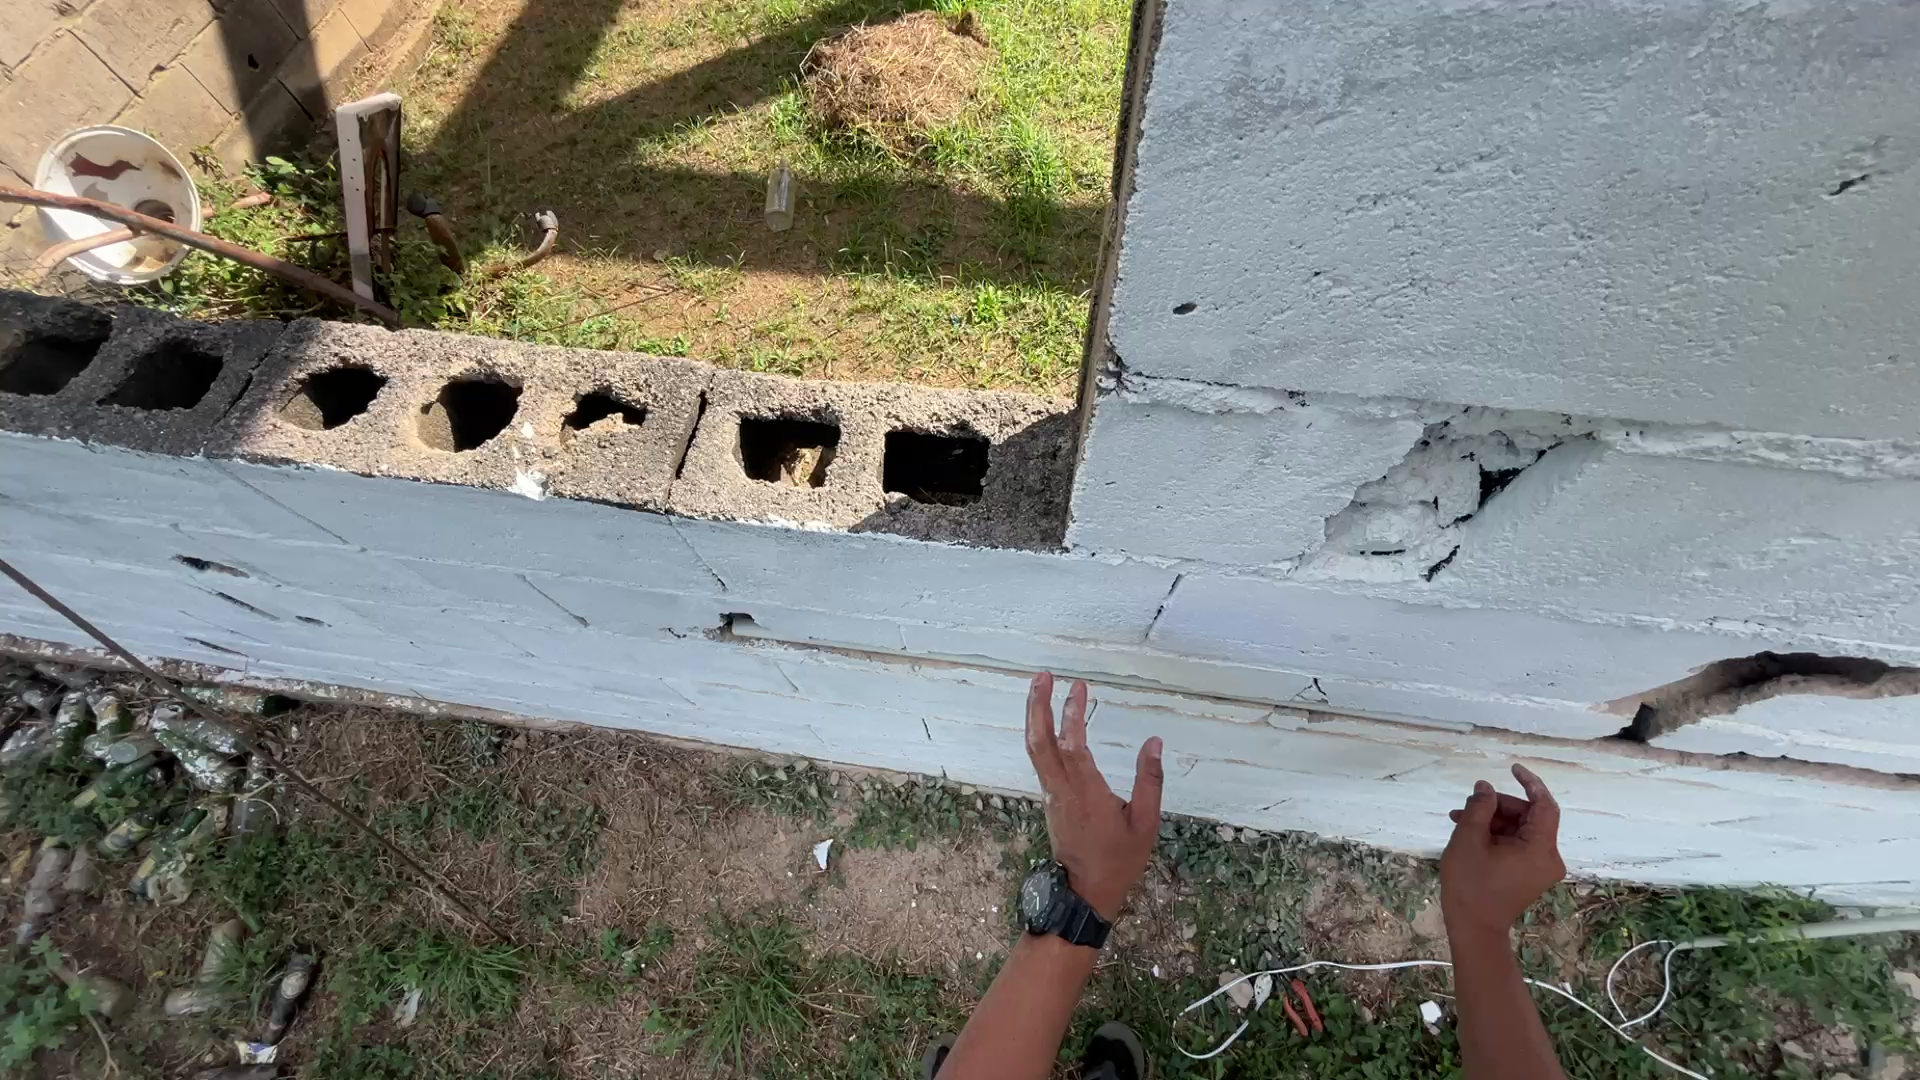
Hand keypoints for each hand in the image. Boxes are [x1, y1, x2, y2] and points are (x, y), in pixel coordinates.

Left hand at [1024, 672, 1163, 920]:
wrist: (1084, 894)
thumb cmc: (1119, 860)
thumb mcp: (1145, 824)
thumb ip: (1150, 781)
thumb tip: (1155, 741)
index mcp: (1086, 793)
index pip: (1072, 746)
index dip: (1072, 713)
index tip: (1079, 686)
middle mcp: (1061, 789)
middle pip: (1039, 740)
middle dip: (1038, 705)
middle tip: (1043, 675)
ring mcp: (1050, 792)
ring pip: (1033, 747)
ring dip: (1034, 714)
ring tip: (1040, 686)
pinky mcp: (1048, 796)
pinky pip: (1038, 758)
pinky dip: (1038, 731)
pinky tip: (1044, 718)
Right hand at [1441, 763, 1565, 941]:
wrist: (1474, 924)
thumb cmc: (1470, 881)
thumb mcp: (1468, 838)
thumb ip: (1479, 808)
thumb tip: (1485, 788)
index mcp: (1540, 849)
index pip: (1545, 806)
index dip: (1531, 783)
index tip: (1512, 768)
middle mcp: (1548, 857)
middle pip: (1528, 816)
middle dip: (1498, 806)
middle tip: (1466, 806)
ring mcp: (1540, 866)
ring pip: (1519, 828)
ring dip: (1491, 819)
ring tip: (1459, 819)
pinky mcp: (1529, 872)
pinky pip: (1516, 842)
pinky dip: (1495, 833)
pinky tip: (1468, 831)